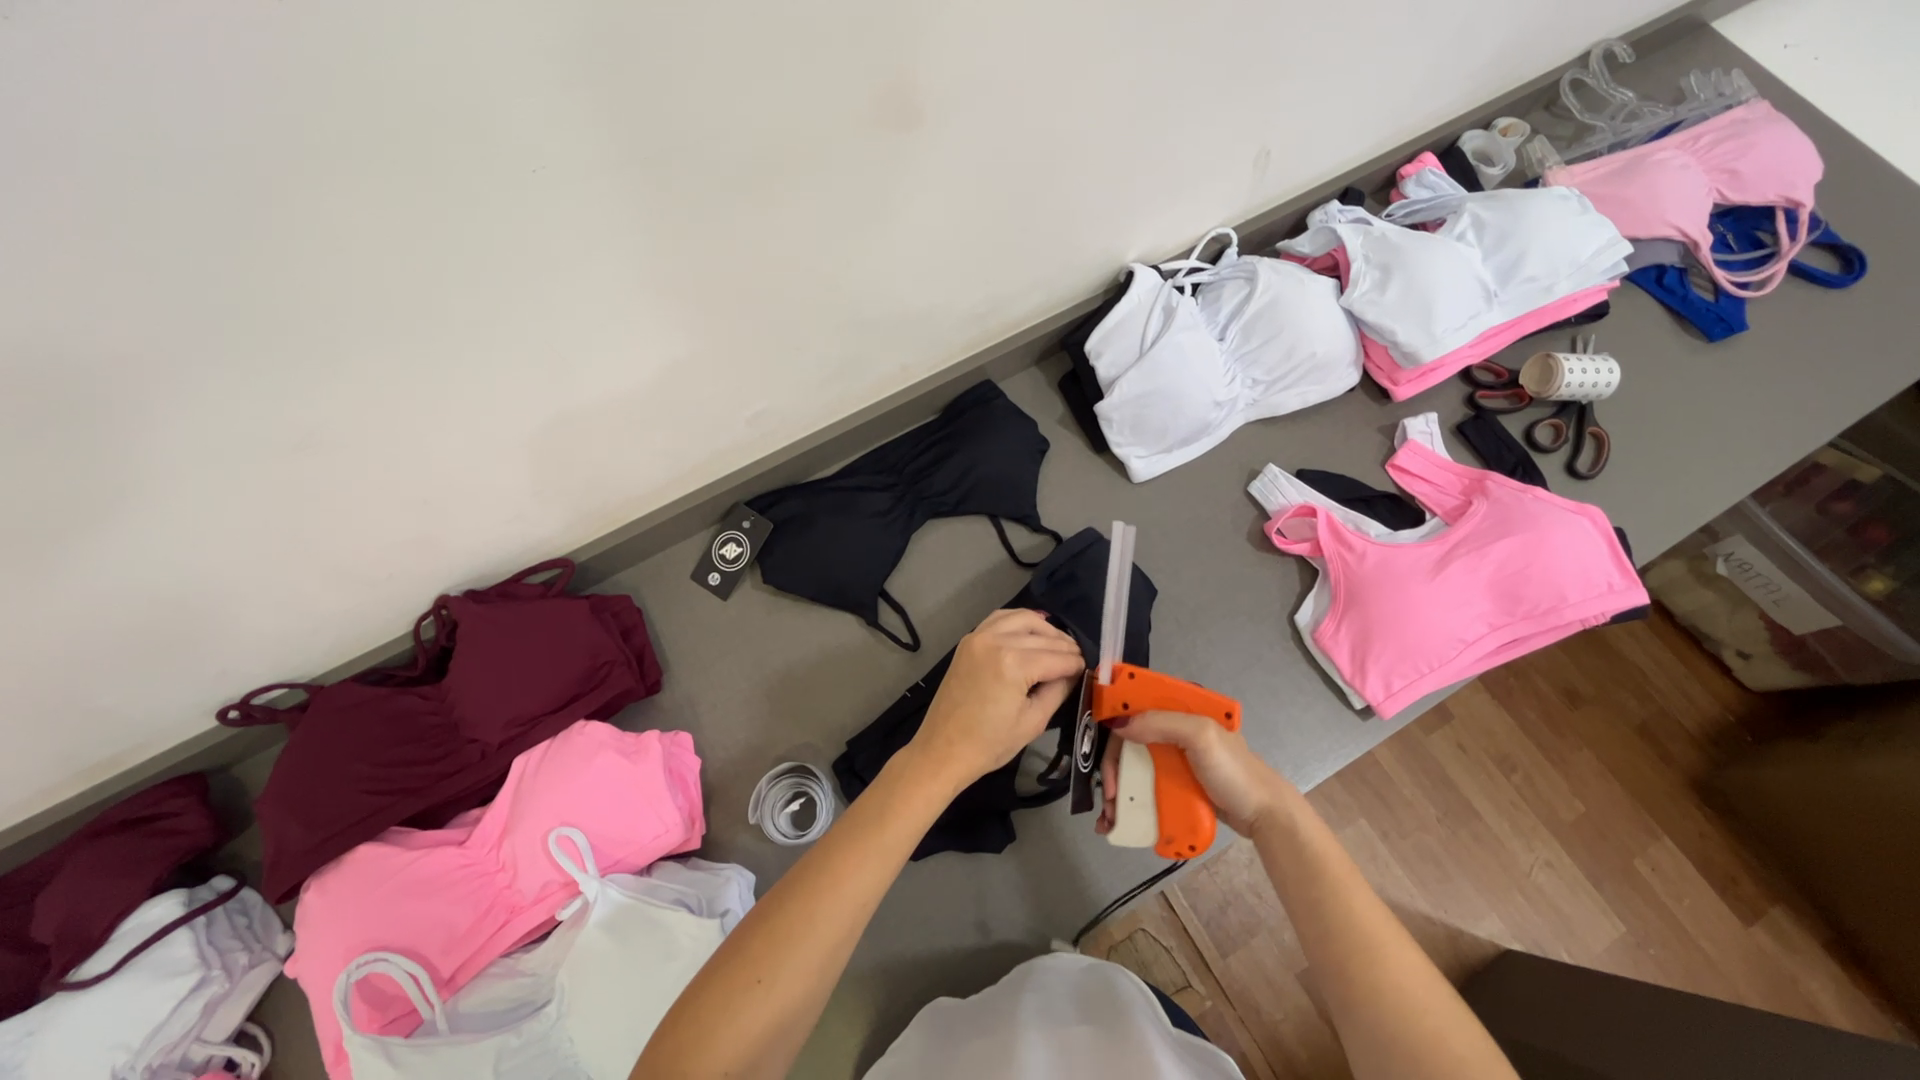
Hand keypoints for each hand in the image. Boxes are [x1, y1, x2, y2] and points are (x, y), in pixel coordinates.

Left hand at [900, 609, 1085, 796]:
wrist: (943, 750)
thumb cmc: (989, 744)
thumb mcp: (1033, 721)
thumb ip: (1058, 690)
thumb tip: (1073, 672)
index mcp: (1013, 663)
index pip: (1059, 657)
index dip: (1078, 665)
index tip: (1090, 671)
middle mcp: (996, 640)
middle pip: (1044, 637)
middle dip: (1065, 648)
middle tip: (1078, 661)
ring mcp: (979, 636)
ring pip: (1023, 618)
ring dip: (1045, 629)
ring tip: (1059, 646)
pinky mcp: (969, 640)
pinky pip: (1000, 619)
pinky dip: (1019, 622)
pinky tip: (1032, 634)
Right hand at [1095, 711, 1295, 838]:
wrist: (1263, 815)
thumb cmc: (1234, 771)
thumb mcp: (1201, 736)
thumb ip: (1161, 723)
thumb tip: (1118, 724)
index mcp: (1181, 712)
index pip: (1135, 709)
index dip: (1114, 727)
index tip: (1101, 753)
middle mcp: (1174, 733)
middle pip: (1129, 744)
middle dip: (1111, 770)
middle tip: (1108, 796)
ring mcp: (1174, 762)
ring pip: (1133, 770)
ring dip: (1115, 792)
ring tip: (1109, 819)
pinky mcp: (1176, 786)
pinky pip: (1144, 790)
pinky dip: (1128, 805)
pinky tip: (1117, 823)